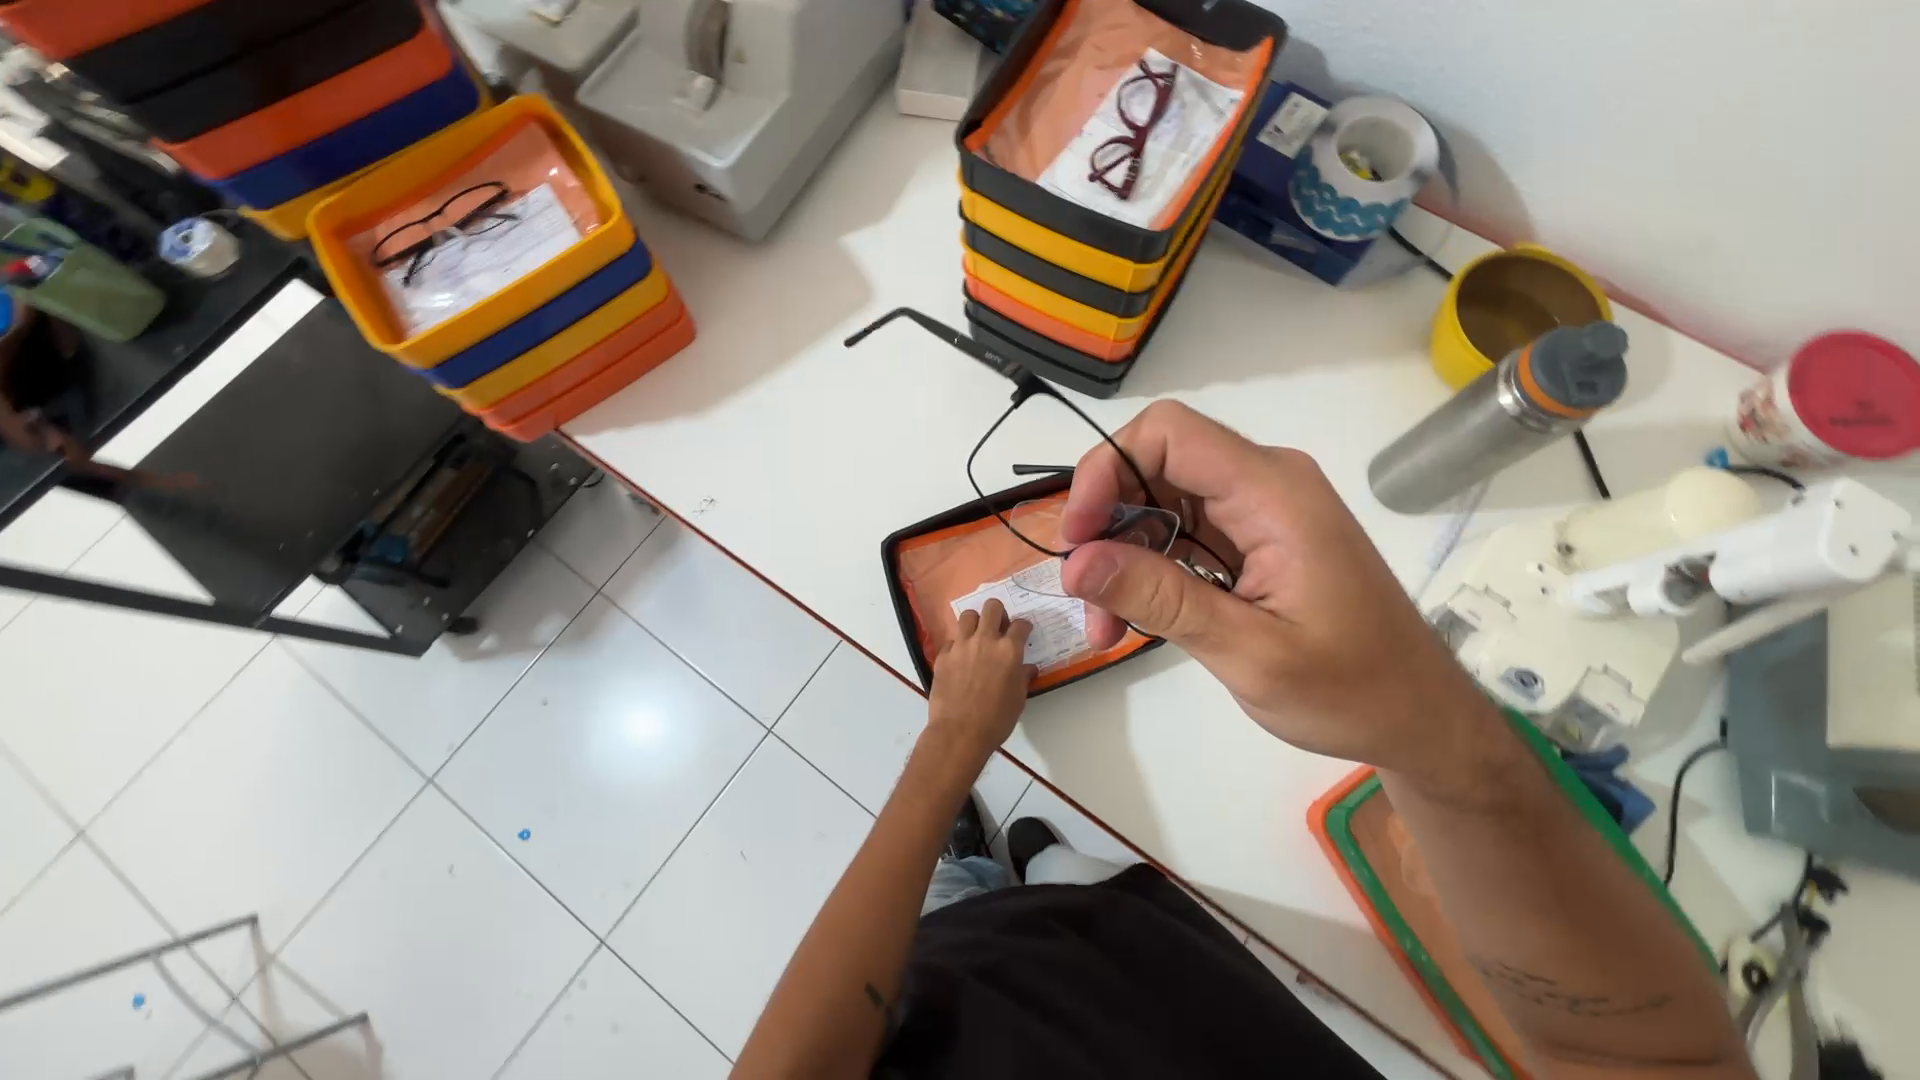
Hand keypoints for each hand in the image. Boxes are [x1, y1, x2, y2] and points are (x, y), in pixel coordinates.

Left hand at [927, 599, 1036, 759]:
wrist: (960, 732)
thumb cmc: (996, 719)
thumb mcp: (1018, 699)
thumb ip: (1023, 678)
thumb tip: (1027, 668)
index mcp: (1009, 650)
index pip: (1020, 625)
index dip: (1024, 627)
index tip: (1023, 632)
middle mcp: (985, 640)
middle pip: (992, 607)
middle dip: (998, 613)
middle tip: (999, 627)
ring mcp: (961, 646)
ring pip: (968, 616)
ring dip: (975, 622)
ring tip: (977, 636)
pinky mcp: (942, 655)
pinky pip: (951, 640)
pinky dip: (957, 645)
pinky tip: (960, 659)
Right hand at [1057, 401, 1498, 780]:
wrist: (1418, 717)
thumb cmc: (1350, 690)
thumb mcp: (1248, 652)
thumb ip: (1161, 599)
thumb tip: (1075, 562)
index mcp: (1274, 493)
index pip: (1169, 434)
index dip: (1107, 470)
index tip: (1079, 538)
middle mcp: (1265, 484)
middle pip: (1156, 465)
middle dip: (1106, 523)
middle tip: (1083, 592)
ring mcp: (1259, 512)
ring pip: (1160, 503)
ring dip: (1120, 556)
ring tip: (1104, 625)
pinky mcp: (1253, 540)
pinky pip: (1181, 533)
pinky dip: (1147, 571)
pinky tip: (1129, 619)